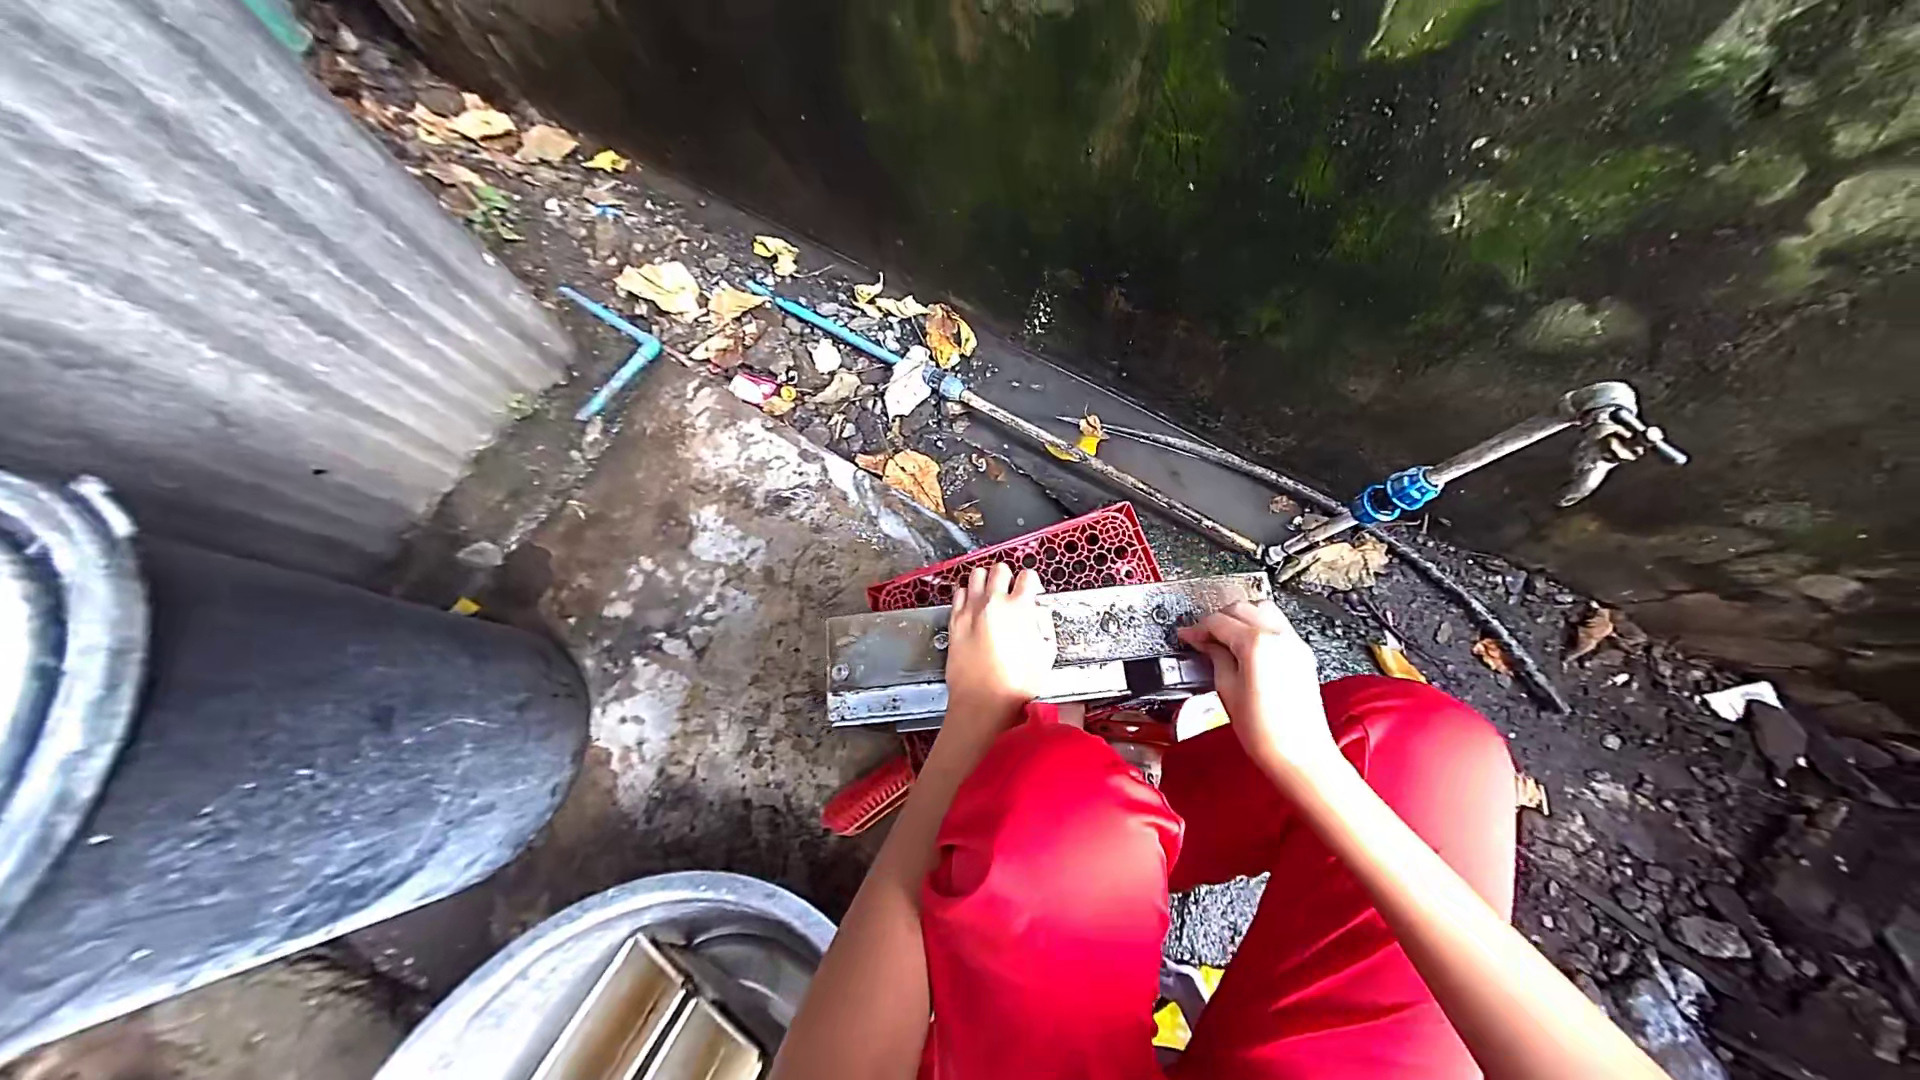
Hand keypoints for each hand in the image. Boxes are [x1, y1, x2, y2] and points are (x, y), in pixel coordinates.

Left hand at [943, 564, 1053, 733]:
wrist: (983, 700)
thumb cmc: (1015, 684)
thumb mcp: (1047, 654)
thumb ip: (1044, 625)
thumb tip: (1040, 612)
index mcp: (1020, 607)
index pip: (1028, 576)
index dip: (1032, 582)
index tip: (1031, 590)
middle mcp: (994, 602)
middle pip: (1000, 569)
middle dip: (1007, 576)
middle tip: (1010, 590)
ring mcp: (972, 610)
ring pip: (976, 574)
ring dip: (985, 580)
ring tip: (990, 593)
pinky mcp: (955, 620)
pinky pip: (958, 593)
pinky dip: (966, 594)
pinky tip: (973, 604)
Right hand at [1177, 600, 1342, 786]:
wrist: (1299, 755)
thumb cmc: (1267, 732)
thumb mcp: (1226, 688)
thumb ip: (1215, 657)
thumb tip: (1207, 644)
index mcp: (1257, 644)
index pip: (1219, 621)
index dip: (1197, 628)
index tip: (1188, 636)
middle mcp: (1280, 637)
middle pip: (1241, 608)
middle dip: (1218, 618)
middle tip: (1201, 636)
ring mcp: (1294, 644)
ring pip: (1262, 609)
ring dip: (1240, 617)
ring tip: (1223, 637)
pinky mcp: (1302, 655)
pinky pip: (1277, 625)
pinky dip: (1258, 626)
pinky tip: (1245, 645)